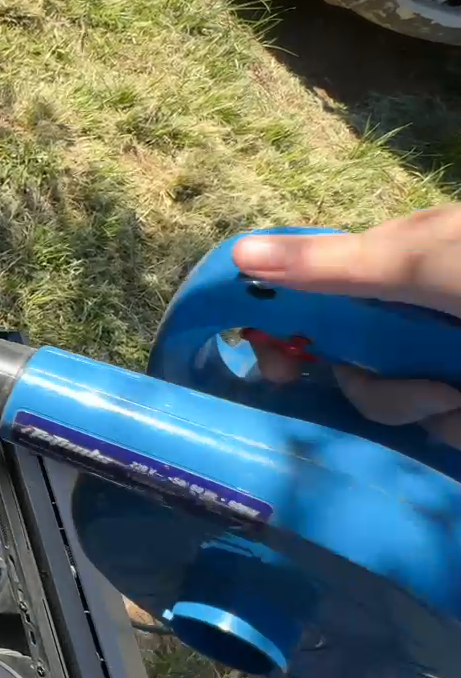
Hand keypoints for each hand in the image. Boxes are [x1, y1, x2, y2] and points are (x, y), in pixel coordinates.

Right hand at [232, 205, 460, 447]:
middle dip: (381, 389)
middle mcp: (424, 315)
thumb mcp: (432, 262)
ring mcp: (454, 357)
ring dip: (431, 412)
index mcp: (402, 271)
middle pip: (354, 362)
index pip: (313, 302)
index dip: (285, 334)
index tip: (278, 366)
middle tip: (430, 395)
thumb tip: (238, 252)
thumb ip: (332, 263)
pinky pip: (449, 425)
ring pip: (402, 400)